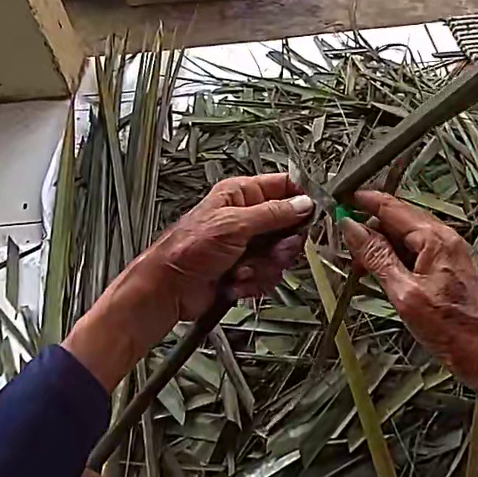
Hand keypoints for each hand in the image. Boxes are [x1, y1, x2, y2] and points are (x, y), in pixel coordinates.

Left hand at [65, 174, 313, 389]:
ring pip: (280, 255)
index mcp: (240, 195)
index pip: (284, 187)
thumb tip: (303, 203)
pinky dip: (254, 282)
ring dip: (263, 267)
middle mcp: (246, 217)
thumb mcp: (234, 225)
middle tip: (270, 251)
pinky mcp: (246, 269)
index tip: (309, 217)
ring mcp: (247, 245)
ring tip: (242, 269)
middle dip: (281, 246)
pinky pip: (268, 275)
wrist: (168, 290)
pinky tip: (235, 281)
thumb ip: (273, 213)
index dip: (300, 201)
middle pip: (289, 226)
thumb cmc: (185, 250)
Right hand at [341, 191, 477, 388]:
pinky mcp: (447, 268)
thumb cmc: (454, 330)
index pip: (391, 206)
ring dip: (380, 245)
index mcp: (435, 239)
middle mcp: (444, 239)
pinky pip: (415, 251)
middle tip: (344, 242)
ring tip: (359, 264)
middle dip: (368, 227)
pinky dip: (394, 257)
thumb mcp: (405, 293)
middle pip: (397, 218)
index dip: (362, 202)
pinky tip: (381, 273)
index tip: (339, 202)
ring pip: (404, 236)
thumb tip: (352, 228)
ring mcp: (447, 252)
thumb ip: (376, 257)